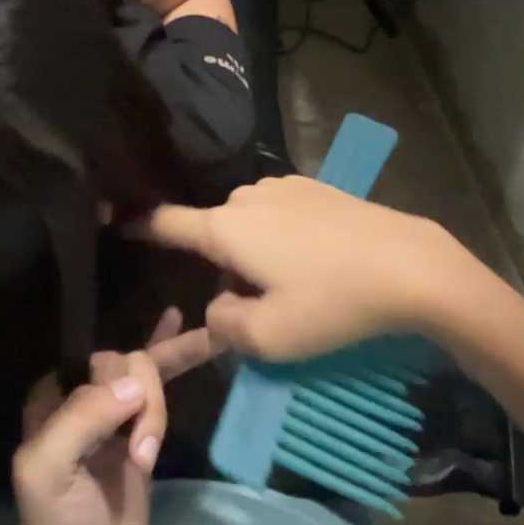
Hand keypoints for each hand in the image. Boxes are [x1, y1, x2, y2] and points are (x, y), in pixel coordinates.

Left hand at [13, 309, 218, 524]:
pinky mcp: (142, 426)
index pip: (89, 360)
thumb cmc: (59, 517)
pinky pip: (157, 378)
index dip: (113, 379)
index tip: (129, 413)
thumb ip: (82, 418)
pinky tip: (176, 316)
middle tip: (143, 453)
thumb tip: (133, 383)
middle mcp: (81, 393)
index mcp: (51, 395)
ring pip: (145, 371)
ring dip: (157, 405)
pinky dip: (169, 345)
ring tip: (148, 454)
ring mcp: (114, 409)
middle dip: (142, 401)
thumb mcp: (48, 467)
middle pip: (122, 364)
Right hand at [139, 176, 502, 361]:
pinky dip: (283, 237)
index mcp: (226, 227)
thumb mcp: (271, 338)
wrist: (411, 265)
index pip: (166, 222)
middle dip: (223, 267)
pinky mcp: (315, 186)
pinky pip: (279, 213)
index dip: (137, 224)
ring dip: (255, 252)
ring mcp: (283, 186)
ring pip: (248, 223)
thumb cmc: (334, 302)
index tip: (111, 218)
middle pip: (214, 233)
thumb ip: (224, 327)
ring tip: (297, 285)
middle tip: (259, 305)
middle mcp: (246, 197)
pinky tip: (320, 260)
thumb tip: (217, 306)